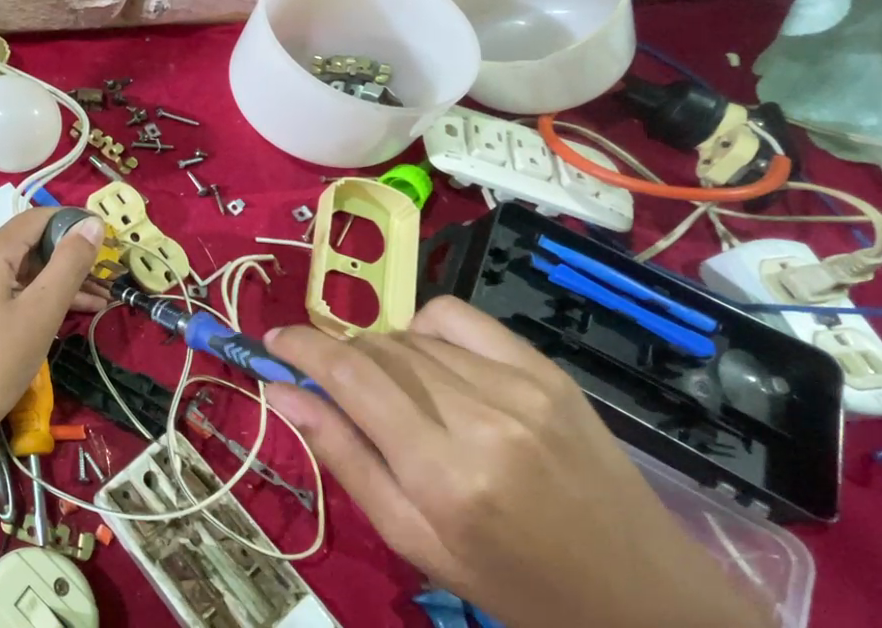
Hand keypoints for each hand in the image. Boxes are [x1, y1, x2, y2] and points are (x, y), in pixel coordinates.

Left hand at [0, 208, 103, 446]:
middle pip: (33, 241)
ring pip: (27, 266)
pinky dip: (44, 292)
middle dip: (73, 256)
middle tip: (111, 275)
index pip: (39, 218)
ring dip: (63, 278)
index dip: (75, 224)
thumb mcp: (42, 310)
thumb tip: (93, 223)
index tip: (111, 240)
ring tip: (105, 296)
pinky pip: (16, 284)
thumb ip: (70, 263)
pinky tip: (79, 307)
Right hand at [264, 296, 773, 627]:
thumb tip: (281, 392)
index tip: (271, 343)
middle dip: (337, 357)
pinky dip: (424, 328)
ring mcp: (521, 387)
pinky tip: (430, 362)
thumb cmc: (516, 584)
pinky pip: (457, 317)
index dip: (300, 347)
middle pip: (375, 349)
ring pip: (410, 335)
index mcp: (443, 472)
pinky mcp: (548, 372)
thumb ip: (344, 458)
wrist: (647, 599)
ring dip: (380, 352)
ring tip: (392, 391)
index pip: (349, 375)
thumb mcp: (414, 540)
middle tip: (331, 387)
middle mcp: (481, 417)